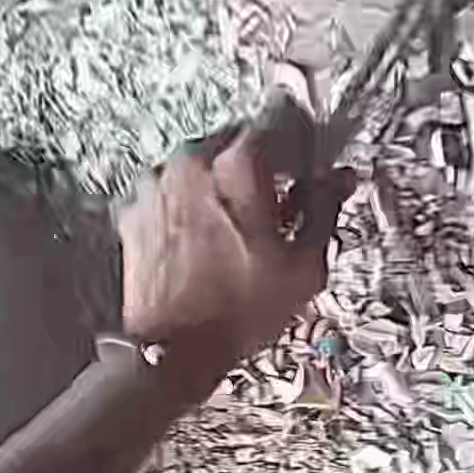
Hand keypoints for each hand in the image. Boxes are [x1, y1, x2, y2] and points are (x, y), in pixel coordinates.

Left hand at [119, 112, 353, 390]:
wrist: (175, 350)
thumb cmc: (238, 313)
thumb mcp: (303, 268)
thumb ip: (324, 211)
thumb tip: (336, 181)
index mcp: (241, 166)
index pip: (284, 122)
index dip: (304, 149)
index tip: (309, 174)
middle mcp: (193, 161)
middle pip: (240, 143)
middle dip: (262, 172)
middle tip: (275, 217)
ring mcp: (159, 183)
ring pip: (205, 168)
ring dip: (224, 190)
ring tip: (237, 240)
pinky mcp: (136, 210)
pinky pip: (175, 194)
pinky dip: (192, 210)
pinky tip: (205, 248)